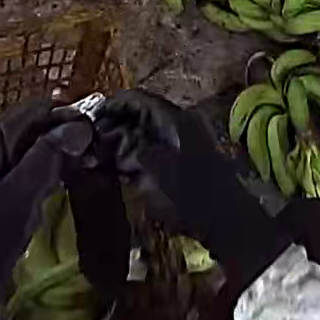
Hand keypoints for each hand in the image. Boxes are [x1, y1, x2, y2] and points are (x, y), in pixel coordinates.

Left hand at [0, 98, 93, 319]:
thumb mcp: (18, 197)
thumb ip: (47, 158)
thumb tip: (80, 125)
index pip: (27, 114)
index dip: (61, 114)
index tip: (94, 125)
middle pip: (25, 135)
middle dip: (60, 136)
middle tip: (95, 147)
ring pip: (24, 160)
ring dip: (53, 158)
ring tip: (84, 165)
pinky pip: (18, 183)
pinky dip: (42, 180)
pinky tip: (59, 188)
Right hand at [95, 89, 289, 288]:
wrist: (226, 220)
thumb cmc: (191, 194)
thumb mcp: (156, 171)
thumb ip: (135, 150)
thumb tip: (116, 138)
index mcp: (176, 120)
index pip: (141, 99)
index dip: (116, 104)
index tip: (93, 114)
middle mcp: (181, 124)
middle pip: (145, 113)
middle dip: (118, 121)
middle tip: (93, 135)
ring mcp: (185, 140)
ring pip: (149, 130)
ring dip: (126, 136)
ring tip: (101, 150)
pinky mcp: (186, 159)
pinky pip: (156, 145)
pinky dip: (138, 150)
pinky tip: (121, 164)